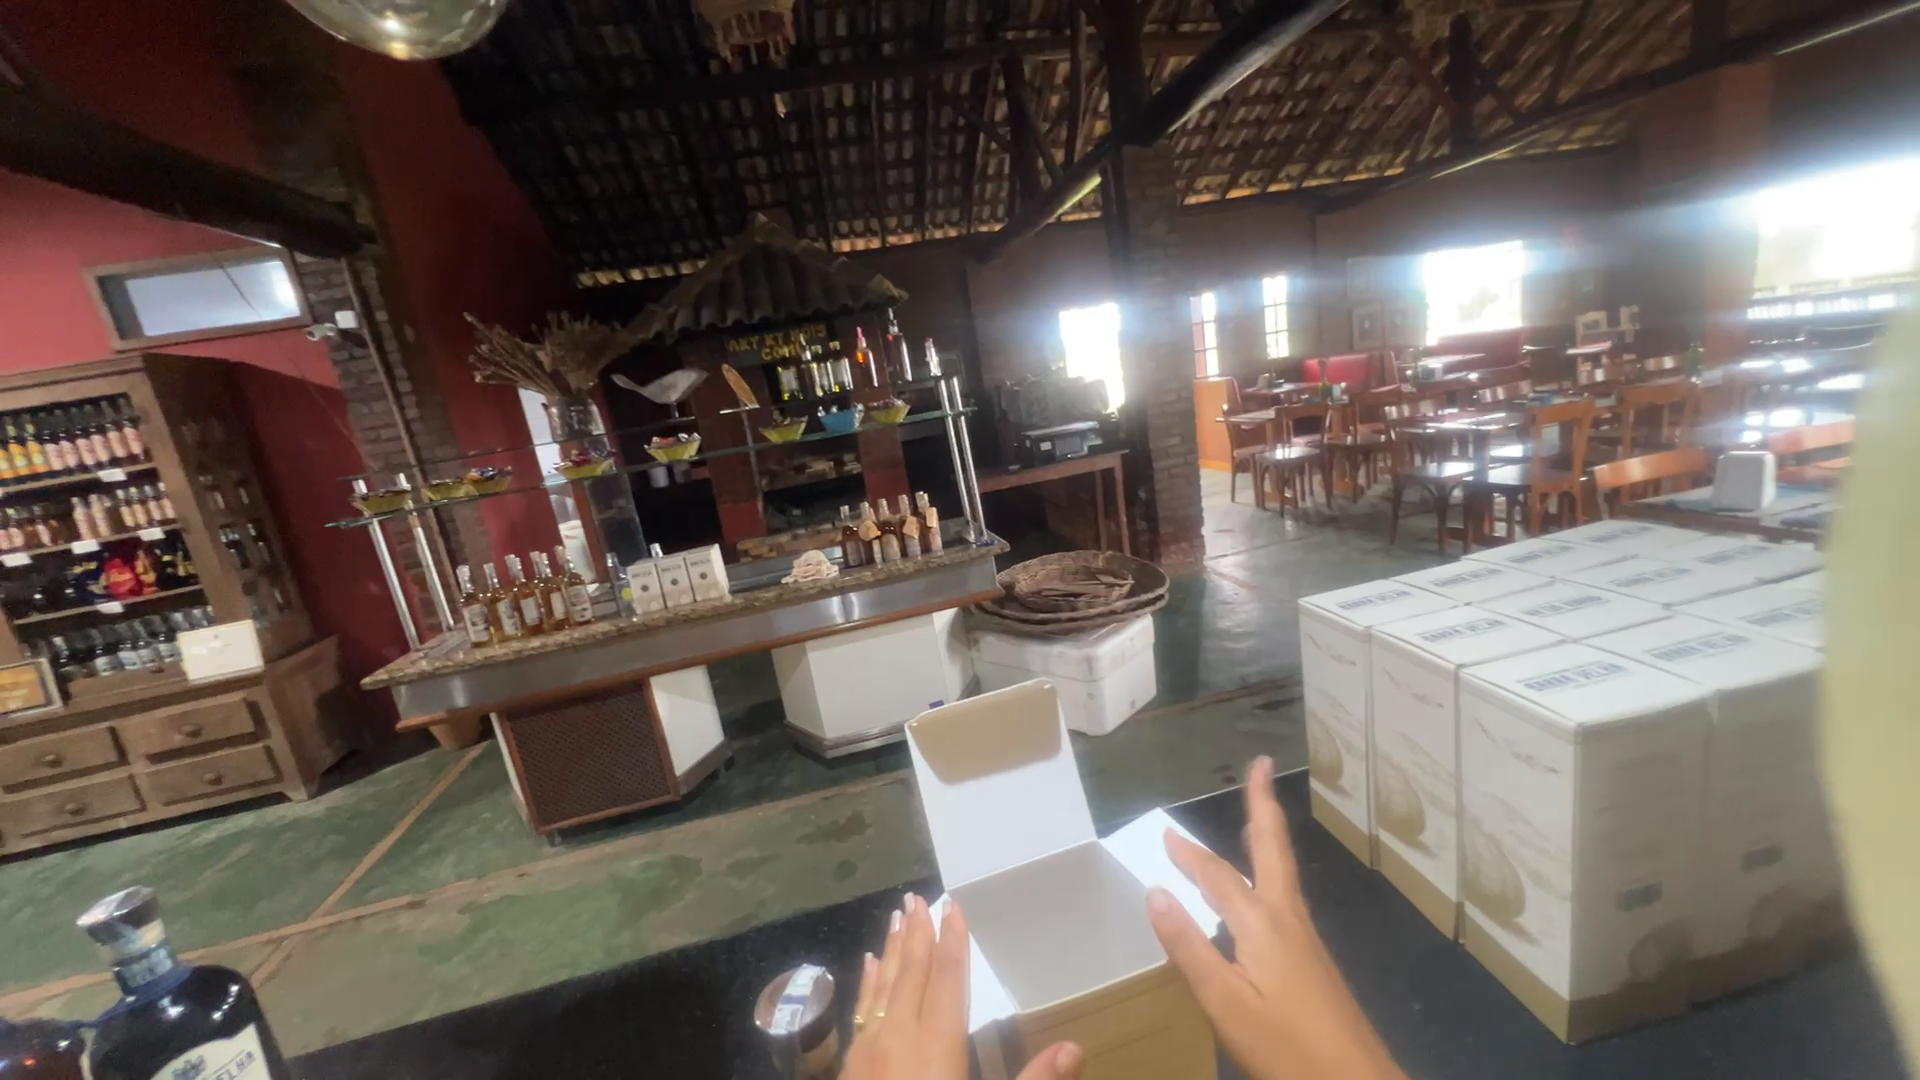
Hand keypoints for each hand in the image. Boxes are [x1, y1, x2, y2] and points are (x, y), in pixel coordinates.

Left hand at [842, 892, 1083, 1079]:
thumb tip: (1076, 1047)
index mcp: (936, 1047)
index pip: (948, 980)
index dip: (953, 941)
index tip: (953, 904)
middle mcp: (897, 1038)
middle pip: (912, 973)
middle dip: (917, 934)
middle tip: (918, 896)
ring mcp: (866, 1053)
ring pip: (882, 986)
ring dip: (892, 949)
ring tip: (896, 916)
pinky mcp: (847, 1071)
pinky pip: (859, 1011)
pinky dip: (866, 983)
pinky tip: (865, 965)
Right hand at [1146, 756, 1405, 1079]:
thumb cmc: (1288, 1047)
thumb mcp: (1225, 1003)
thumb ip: (1189, 947)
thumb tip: (1155, 890)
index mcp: (1261, 924)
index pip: (1216, 875)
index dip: (1188, 853)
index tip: (1165, 832)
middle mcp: (1287, 919)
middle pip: (1273, 849)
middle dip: (1263, 805)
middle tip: (1262, 765)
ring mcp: (1306, 939)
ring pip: (1282, 872)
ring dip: (1266, 837)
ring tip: (1257, 817)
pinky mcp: (1314, 960)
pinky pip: (1284, 896)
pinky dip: (1269, 871)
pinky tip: (1262, 892)